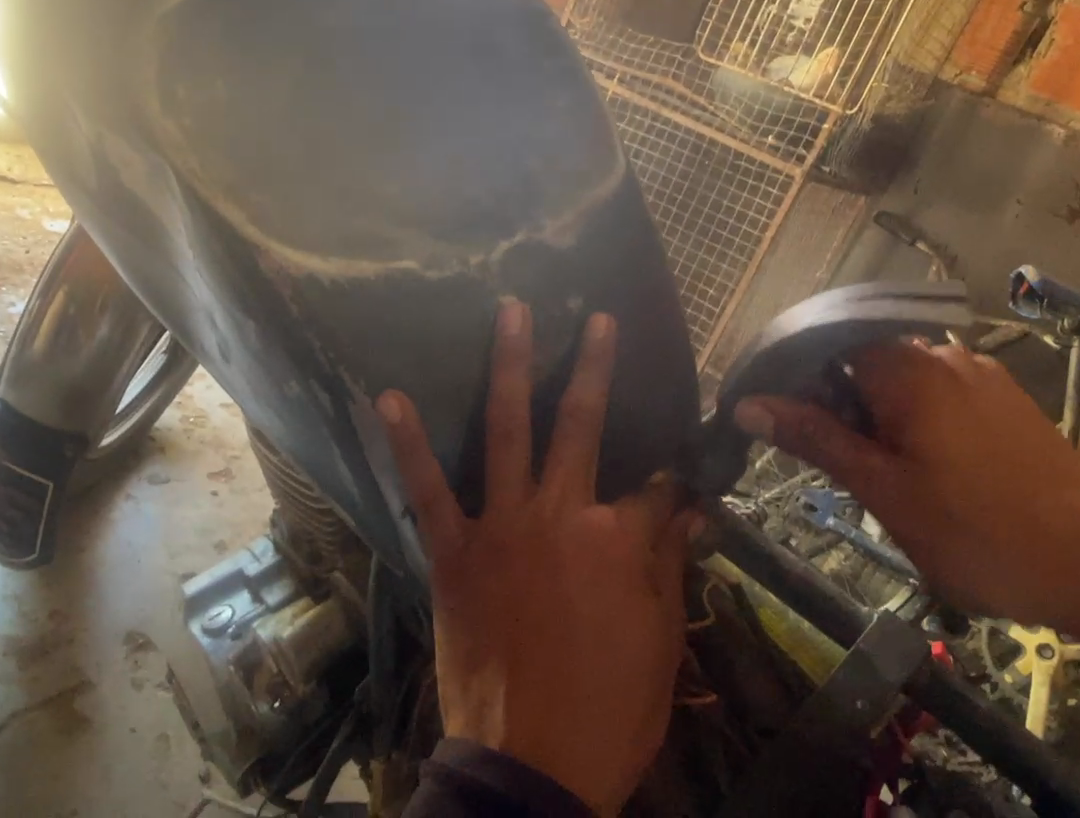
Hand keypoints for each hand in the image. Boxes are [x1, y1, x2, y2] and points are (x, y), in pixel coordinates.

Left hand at [378, 301, 694, 814]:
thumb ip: (671, 563)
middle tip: (597, 319)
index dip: (668, 484)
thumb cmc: (610, 709)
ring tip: (510, 311)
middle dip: (595, 366)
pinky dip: (408, 442)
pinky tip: (388, 396)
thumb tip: (691, 508)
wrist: (531, 768)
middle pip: (583, 425)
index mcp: (619, 537)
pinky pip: (427, 488)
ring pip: (509, 429)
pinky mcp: (454, 551)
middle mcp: (562, 513)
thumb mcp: (661, 640)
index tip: (673, 480)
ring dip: (511, 366)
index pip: (653, 488)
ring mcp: (503, 525)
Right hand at [733, 342, 1079, 654]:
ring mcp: (980, 374)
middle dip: (832, 399)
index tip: (774, 419)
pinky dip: (909, 417)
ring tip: (871, 470)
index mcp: (908, 369)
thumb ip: (815, 439)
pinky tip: (916, 465)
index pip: (825, 344)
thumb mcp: (884, 492)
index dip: (792, 377)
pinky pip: (936, 392)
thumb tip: (748, 404)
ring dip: (871, 412)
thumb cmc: (979, 534)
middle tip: (825, 459)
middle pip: (861, 358)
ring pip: (898, 378)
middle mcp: (943, 355)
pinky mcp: (1004, 398)